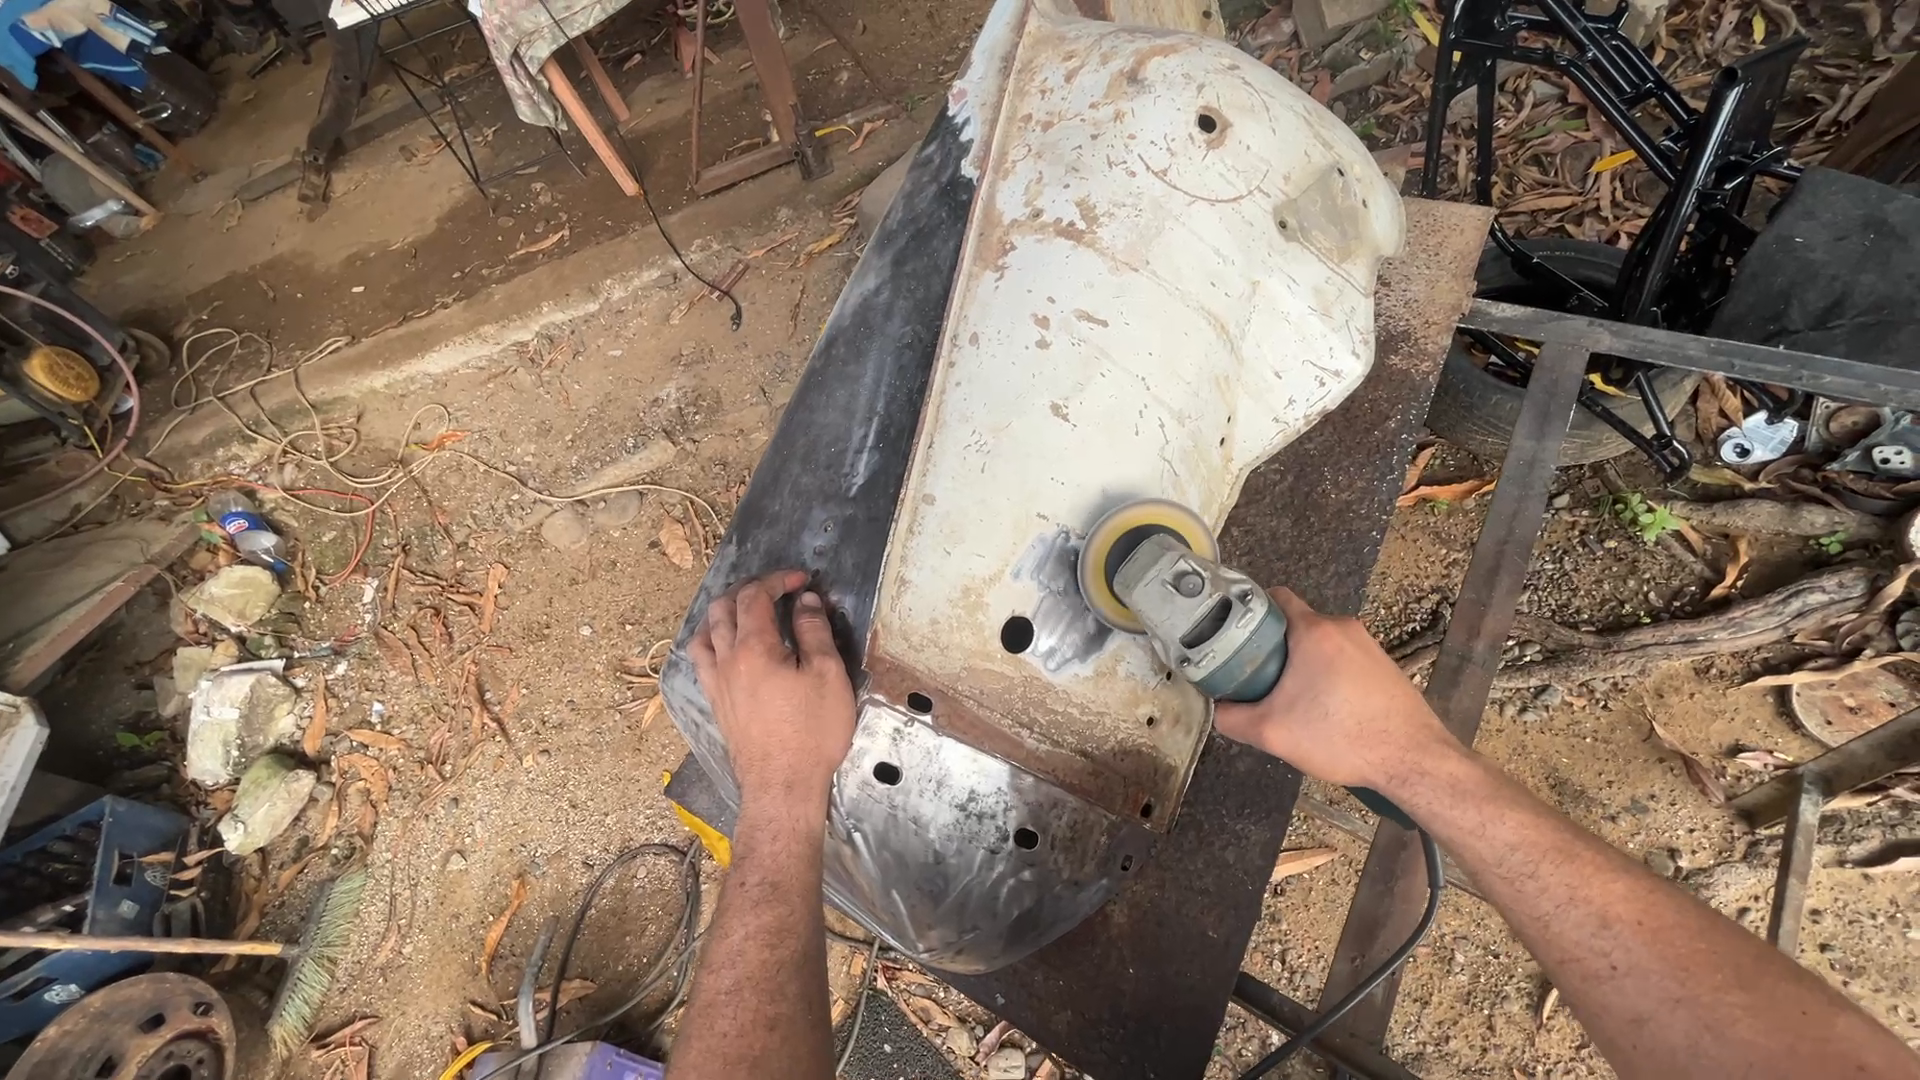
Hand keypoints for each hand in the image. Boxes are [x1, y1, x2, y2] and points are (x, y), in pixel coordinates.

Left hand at [690, 570, 856, 815]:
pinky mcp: (715, 703)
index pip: (755, 596)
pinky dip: (712, 639)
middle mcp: (726, 659)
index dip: (778, 579)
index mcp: (754, 647)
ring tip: (748, 611)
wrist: (782, 786)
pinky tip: (727, 647)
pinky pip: (702, 659)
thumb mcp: (827, 675)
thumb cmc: (812, 731)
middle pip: (723, 608)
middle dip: (750, 589)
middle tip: (778, 589)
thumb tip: (805, 601)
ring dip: (725, 612)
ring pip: (705, 632)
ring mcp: (716, 682)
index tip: (802, 579)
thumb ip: (814, 632)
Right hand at [1213, 587, 1460, 794]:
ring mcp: (1368, 645)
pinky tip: (1322, 706)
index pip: (1274, 597)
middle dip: (1272, 644)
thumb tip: (1214, 708)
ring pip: (1319, 642)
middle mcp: (1342, 627)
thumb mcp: (1270, 732)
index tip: (1233, 635)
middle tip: (1255, 674)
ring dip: (1300, 661)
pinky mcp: (1384, 665)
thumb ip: (1230, 718)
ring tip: (1287, 694)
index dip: (1248, 611)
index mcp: (1314, 630)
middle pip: (1294, 622)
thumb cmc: (1341, 737)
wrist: (1413, 761)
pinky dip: (1326, 673)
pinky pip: (1342, 657)